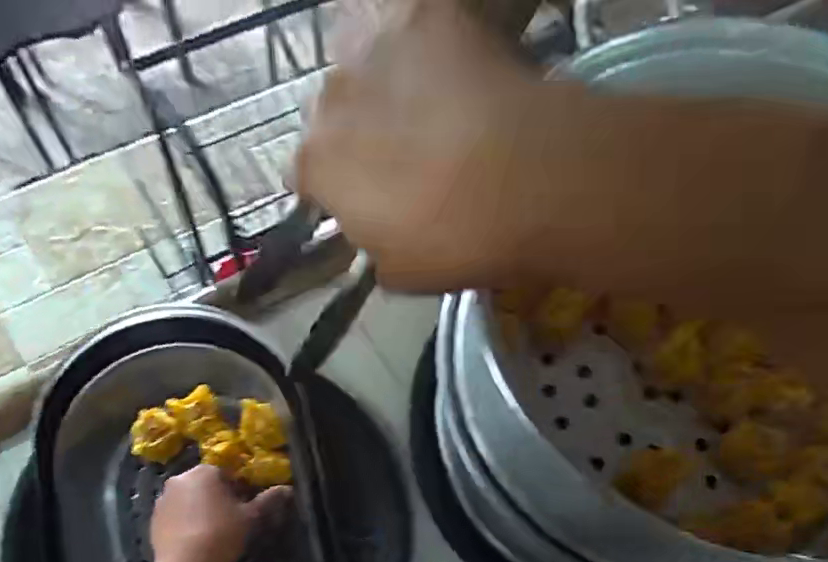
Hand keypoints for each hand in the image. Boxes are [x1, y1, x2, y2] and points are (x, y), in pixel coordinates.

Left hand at [149, 466, 290, 561]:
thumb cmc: (221, 535)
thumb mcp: (250, 518)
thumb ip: (267, 501)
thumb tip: (287, 489)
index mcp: (204, 472)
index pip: (225, 473)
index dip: (237, 490)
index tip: (243, 509)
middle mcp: (179, 479)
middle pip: (203, 485)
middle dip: (216, 498)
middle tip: (229, 522)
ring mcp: (162, 499)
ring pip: (187, 500)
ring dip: (198, 510)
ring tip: (211, 535)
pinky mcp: (153, 519)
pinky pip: (174, 516)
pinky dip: (184, 523)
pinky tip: (194, 542)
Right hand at [295, 0, 578, 290]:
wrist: (527, 180)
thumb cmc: (453, 242)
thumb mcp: (394, 270)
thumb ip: (368, 240)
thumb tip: (372, 228)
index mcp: (317, 166)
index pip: (300, 172)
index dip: (324, 185)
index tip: (347, 197)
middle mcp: (331, 101)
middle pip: (327, 112)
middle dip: (347, 130)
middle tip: (390, 151)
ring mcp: (376, 49)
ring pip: (360, 59)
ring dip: (377, 82)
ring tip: (415, 101)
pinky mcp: (428, 14)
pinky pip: (410, 24)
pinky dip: (422, 43)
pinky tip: (447, 66)